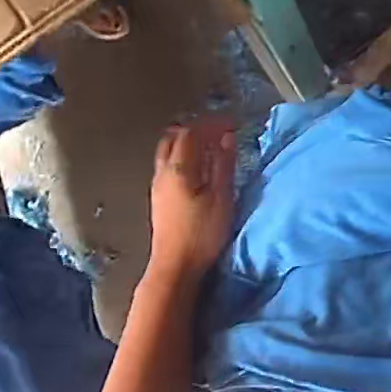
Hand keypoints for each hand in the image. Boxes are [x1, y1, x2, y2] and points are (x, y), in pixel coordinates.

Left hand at [147, 118, 235, 283]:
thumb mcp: (221, 198)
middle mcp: (163, 172)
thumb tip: (227, 139)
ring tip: (209, 148)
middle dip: (197, 129)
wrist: (175, 267)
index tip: (232, 124)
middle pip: (175, 137)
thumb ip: (223, 165)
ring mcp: (158, 186)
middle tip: (219, 132)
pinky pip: (168, 165)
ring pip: (168, 151)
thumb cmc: (202, 234)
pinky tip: (197, 169)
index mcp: (179, 168)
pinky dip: (183, 157)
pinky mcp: (159, 198)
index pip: (193, 133)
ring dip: (188, 143)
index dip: (212, 124)